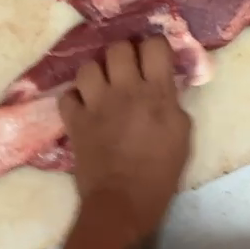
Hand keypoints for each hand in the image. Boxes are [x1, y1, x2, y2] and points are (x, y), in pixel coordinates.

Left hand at [59, 37, 191, 227]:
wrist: (123, 202)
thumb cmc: (160, 174)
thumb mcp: (182, 136)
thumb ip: (172, 105)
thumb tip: (164, 90)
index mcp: (157, 93)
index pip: (155, 46)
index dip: (155, 47)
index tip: (154, 58)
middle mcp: (124, 90)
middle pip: (118, 48)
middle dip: (124, 54)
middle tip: (127, 70)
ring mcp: (95, 104)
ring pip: (88, 66)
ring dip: (96, 74)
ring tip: (102, 88)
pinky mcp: (74, 120)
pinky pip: (67, 95)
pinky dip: (75, 99)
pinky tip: (84, 108)